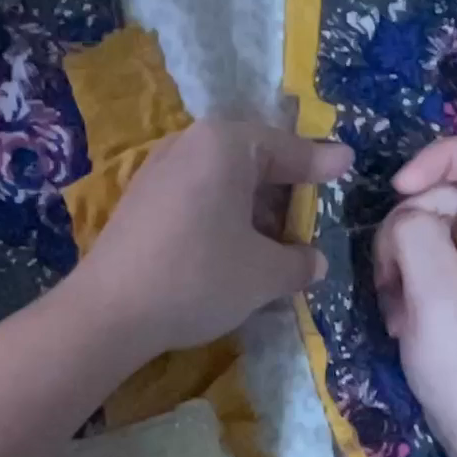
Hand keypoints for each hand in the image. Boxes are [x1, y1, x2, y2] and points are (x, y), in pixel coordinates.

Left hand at [73, 120, 353, 356]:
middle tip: (307, 222)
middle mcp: (188, 145)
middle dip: (283, 194)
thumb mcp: (263, 274)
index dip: (320, 163)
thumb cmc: (199, 277)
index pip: (286, 149)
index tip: (345, 163)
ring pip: (220, 186)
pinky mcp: (138, 207)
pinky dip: (220, 223)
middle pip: (251, 164)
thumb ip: (298, 263)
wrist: (111, 312)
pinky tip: (229, 256)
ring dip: (250, 215)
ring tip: (271, 248)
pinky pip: (194, 204)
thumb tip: (314, 262)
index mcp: (226, 143)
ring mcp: (156, 174)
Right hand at [374, 131, 456, 456]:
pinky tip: (402, 322)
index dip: (442, 155)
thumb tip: (406, 211)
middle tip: (397, 278)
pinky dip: (401, 286)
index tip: (401, 193)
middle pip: (443, 191)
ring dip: (397, 262)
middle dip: (406, 226)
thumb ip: (417, 235)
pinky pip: (419, 264)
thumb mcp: (438, 296)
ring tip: (400, 309)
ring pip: (422, 229)